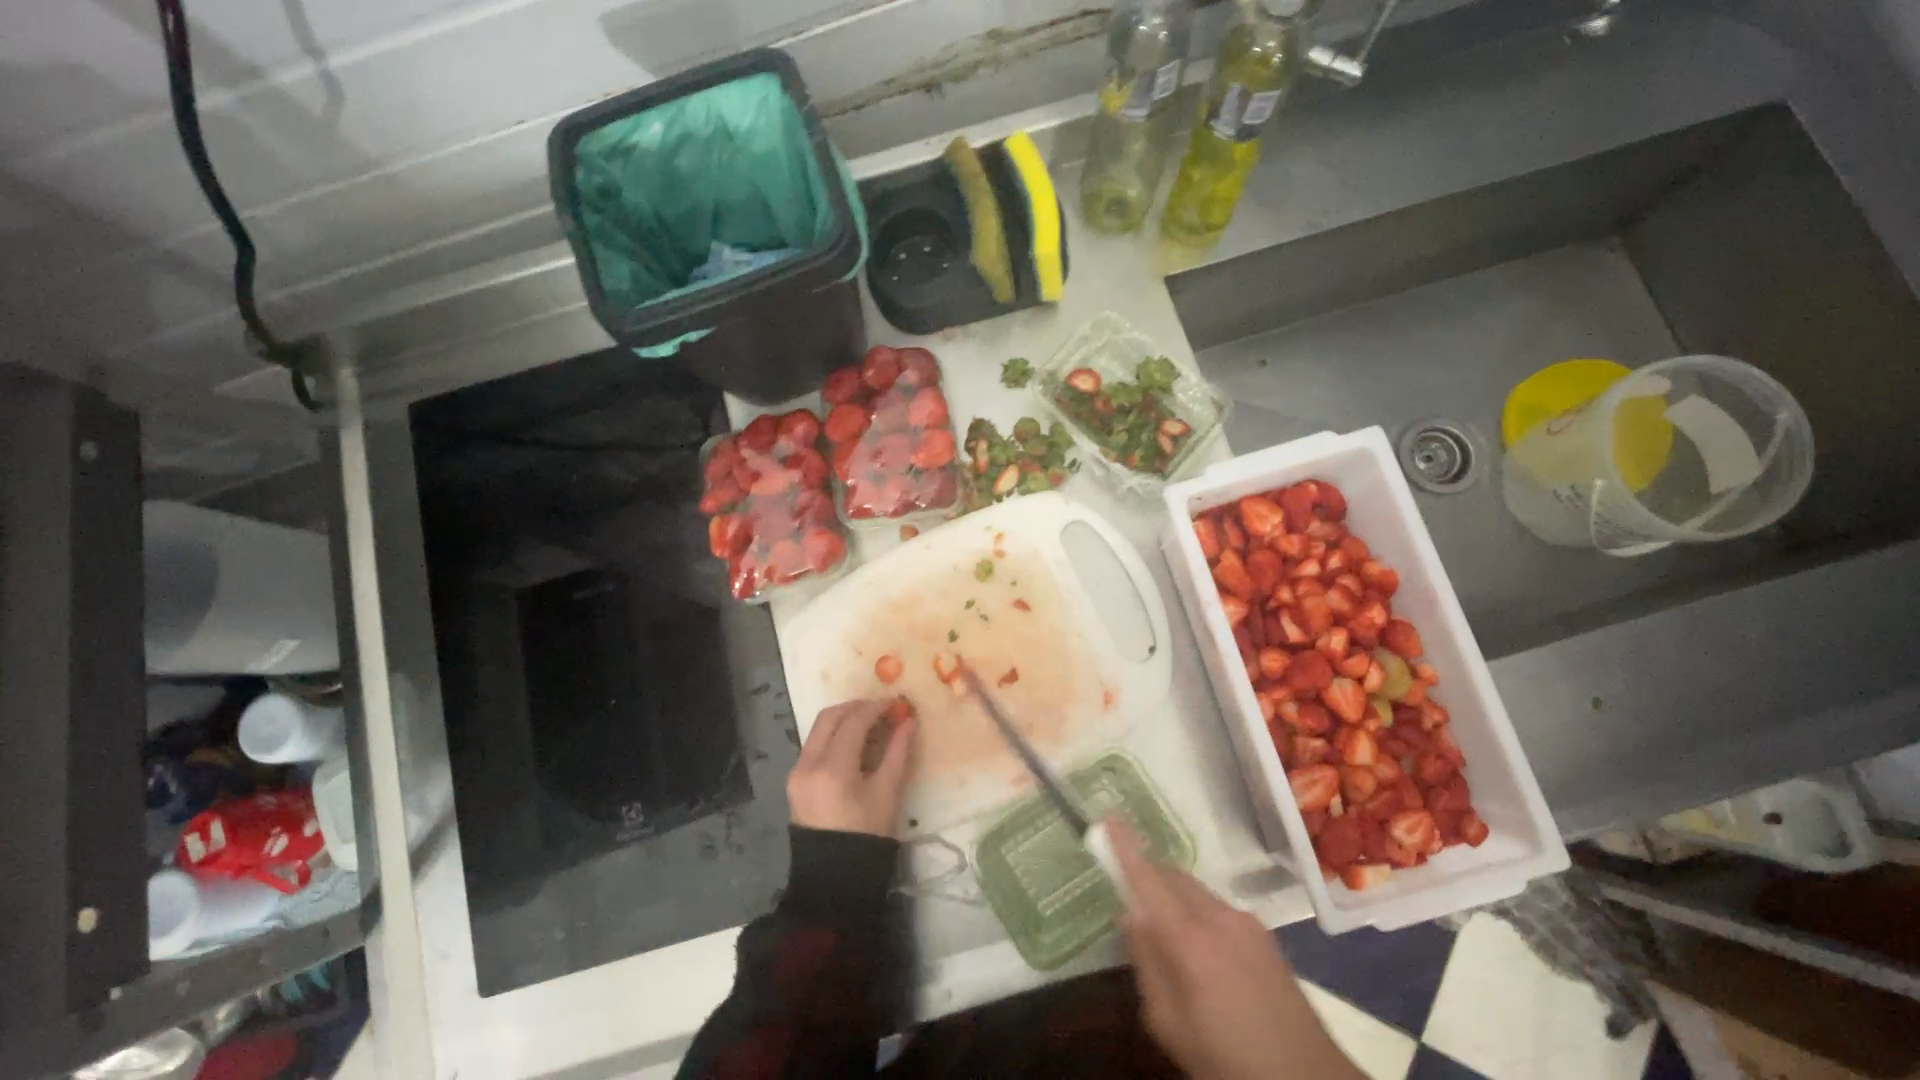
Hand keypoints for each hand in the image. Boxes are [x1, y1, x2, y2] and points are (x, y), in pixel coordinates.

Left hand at [787, 699, 916, 836]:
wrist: (835, 875)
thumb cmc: (868, 835)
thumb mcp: (888, 792)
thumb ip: (898, 751)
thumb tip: (908, 720)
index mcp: (833, 769)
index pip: (854, 721)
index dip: (876, 707)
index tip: (896, 704)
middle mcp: (808, 764)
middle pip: (830, 717)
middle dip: (856, 707)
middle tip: (881, 709)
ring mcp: (797, 772)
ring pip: (818, 729)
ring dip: (844, 720)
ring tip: (870, 724)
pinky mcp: (794, 780)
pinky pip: (814, 745)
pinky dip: (833, 736)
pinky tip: (853, 744)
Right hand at [1109, 821, 1363, 1079]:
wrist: (1304, 1079)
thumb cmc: (1224, 1057)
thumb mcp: (1168, 1023)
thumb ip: (1147, 962)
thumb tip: (1130, 915)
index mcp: (1190, 940)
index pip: (1148, 881)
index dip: (1125, 847)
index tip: (1108, 816)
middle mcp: (1220, 918)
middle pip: (1174, 878)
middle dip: (1147, 875)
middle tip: (1127, 894)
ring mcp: (1248, 924)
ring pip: (1197, 893)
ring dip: (1173, 898)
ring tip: (1165, 937)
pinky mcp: (1266, 937)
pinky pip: (1219, 910)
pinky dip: (1197, 915)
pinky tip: (1201, 956)